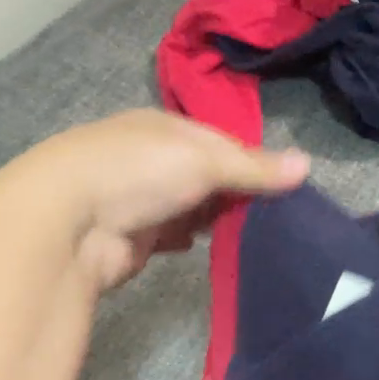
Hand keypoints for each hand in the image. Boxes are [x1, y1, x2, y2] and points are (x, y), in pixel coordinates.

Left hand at [25, 109, 310, 288]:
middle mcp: (154, 158)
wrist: (72, 223)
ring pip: (195, 209)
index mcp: (165, 127)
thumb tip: (306, 165)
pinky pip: (177, 237)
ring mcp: (144, 198)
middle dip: (239, 196)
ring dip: (218, 222)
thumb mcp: (204, 162)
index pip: (223, 143)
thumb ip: (254, 168)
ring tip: (256, 240)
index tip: (286, 192)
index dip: (254, 165)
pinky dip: (194, 242)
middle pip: (210, 177)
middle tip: (278, 222)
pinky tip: (216, 252)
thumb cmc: (137, 174)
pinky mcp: (139, 237)